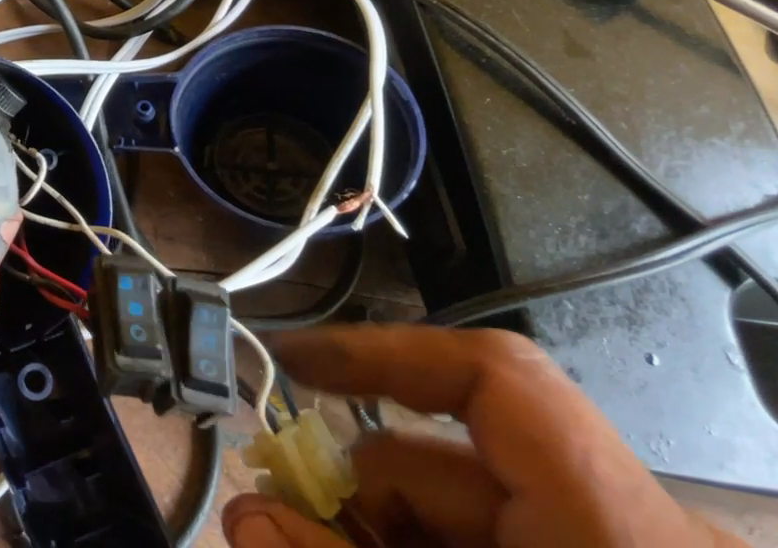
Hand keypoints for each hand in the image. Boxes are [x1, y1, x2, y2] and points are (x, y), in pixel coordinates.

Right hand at [223, 325, 746, 547]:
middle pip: (445, 469)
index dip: (383, 354)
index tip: (291, 363)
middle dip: (357, 504)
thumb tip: (248, 518)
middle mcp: (634, 535)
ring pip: (455, 515)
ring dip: (384, 540)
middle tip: (288, 535)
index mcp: (620, 537)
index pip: (498, 384)